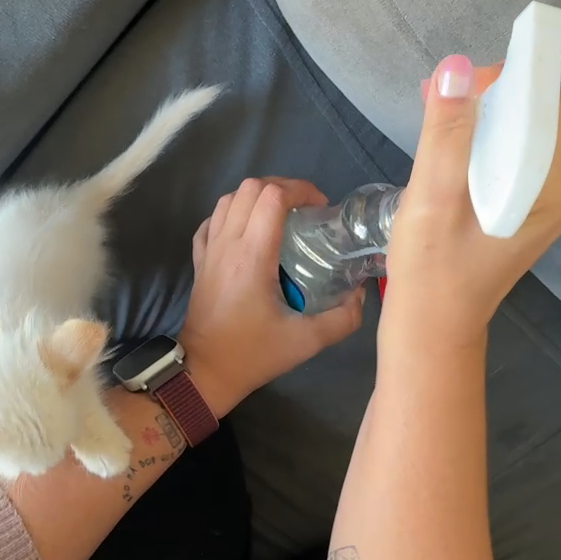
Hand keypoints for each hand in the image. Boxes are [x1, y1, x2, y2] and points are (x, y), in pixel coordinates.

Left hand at [180, 178, 364, 415]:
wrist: (204, 372)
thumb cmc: (252, 355)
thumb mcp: (306, 342)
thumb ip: (343, 318)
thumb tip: (361, 295)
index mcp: (253, 256)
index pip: (273, 197)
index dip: (301, 190)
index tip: (320, 208)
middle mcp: (228, 244)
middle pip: (250, 188)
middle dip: (282, 187)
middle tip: (305, 208)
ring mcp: (209, 251)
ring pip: (228, 199)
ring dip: (256, 196)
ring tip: (279, 214)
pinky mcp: (199, 261)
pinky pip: (211, 221)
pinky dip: (230, 213)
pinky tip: (246, 228)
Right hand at [384, 54, 560, 347]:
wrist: (431, 328)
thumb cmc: (433, 271)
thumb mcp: (435, 198)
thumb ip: (447, 133)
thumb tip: (456, 67)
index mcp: (553, 188)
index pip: (549, 106)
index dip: (510, 82)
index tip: (460, 83)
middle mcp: (559, 191)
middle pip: (538, 118)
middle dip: (492, 96)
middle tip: (439, 96)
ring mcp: (541, 203)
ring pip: (521, 136)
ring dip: (482, 117)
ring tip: (436, 113)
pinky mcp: (520, 211)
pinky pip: (509, 159)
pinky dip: (481, 142)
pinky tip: (445, 144)